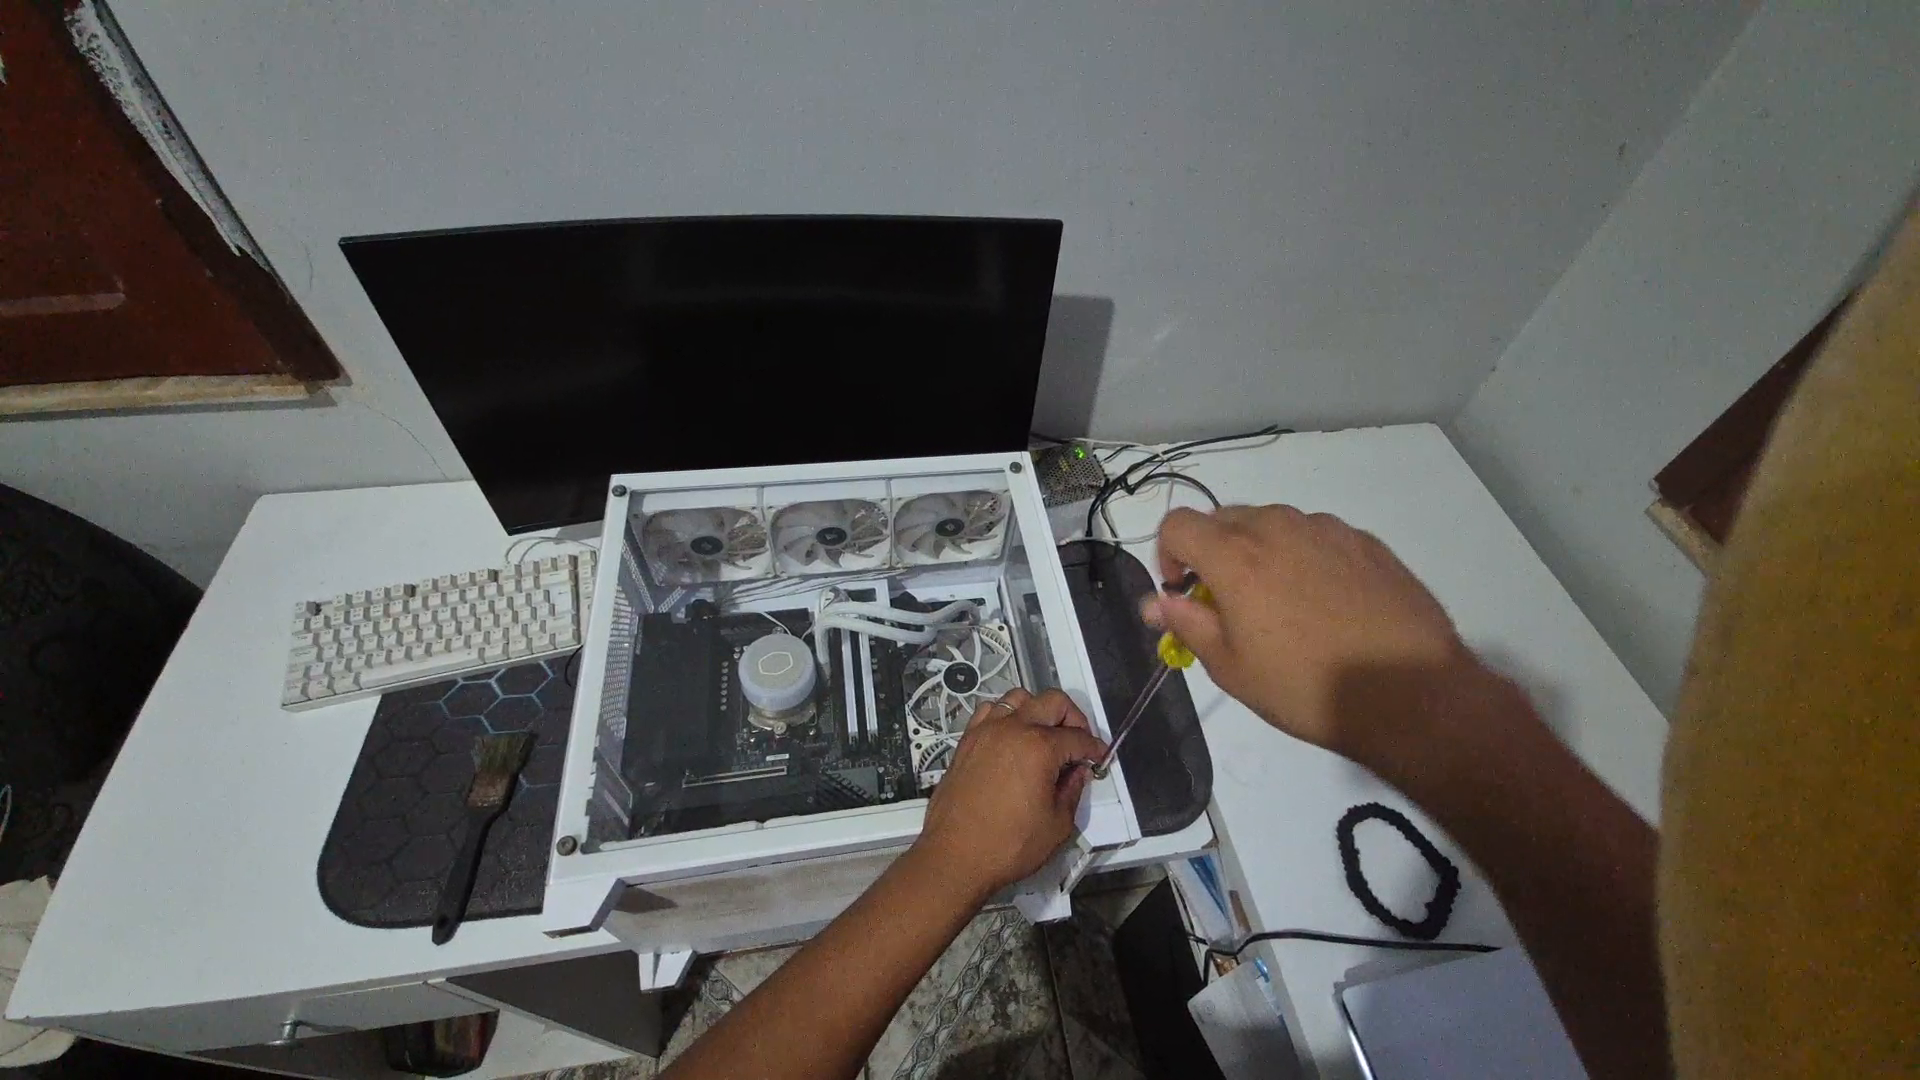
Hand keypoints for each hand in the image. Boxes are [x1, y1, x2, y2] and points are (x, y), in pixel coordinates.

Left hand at [912, 688, 1107, 899]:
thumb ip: (1073, 790)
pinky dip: (1007, 715)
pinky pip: (990, 710)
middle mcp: (1012, 728)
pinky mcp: (967, 739)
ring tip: (1045, 735)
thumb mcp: (1057, 824)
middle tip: (1078, 743)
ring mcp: (986, 730)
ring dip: (1038, 710)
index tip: (1100, 758)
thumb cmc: (1008, 845)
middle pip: (1053, 702)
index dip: (1095, 748)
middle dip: (1073, 718)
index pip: (1078, 738)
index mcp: (1039, 747)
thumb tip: (1078, 772)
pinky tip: (1012, 737)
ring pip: (1019, 697)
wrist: (954, 855)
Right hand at [1144, 505, 1478, 764]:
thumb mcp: (1230, 667)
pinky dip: (1303, 557)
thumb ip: (1186, 623)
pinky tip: (1325, 603)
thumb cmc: (1305, 687)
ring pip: (1272, 524)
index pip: (1177, 525)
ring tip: (1281, 604)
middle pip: (1223, 519)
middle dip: (1212, 552)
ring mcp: (1327, 530)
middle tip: (1228, 603)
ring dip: (1258, 552)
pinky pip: (1315, 536)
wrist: (1412, 694)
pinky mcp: (1366, 542)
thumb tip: (1154, 601)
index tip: (1184, 592)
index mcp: (1234, 556)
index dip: (1168, 555)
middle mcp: (1277, 527)